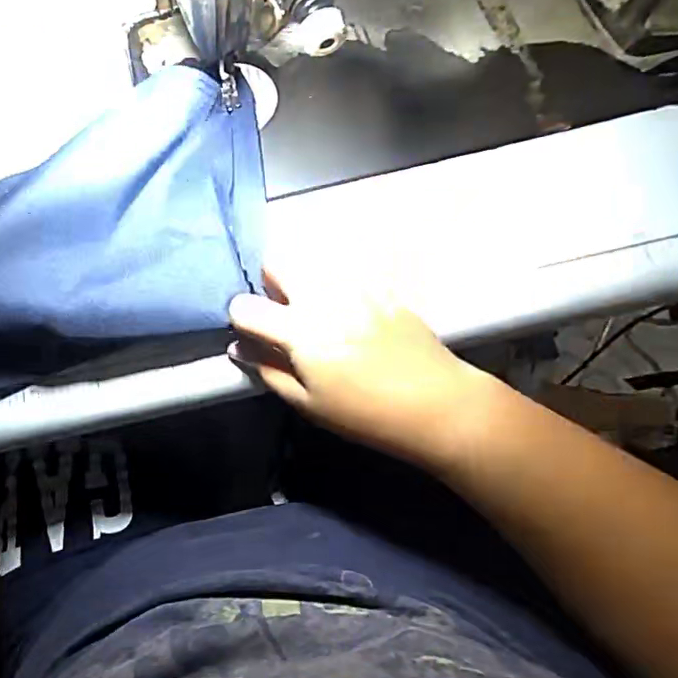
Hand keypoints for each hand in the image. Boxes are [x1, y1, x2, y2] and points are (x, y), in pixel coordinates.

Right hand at [228, 265, 494, 469]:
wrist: (436, 403)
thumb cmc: (366, 414)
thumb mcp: (309, 404)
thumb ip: (269, 370)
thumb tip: (240, 347)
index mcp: (300, 331)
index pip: (245, 306)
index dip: (241, 320)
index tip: (254, 334)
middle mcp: (324, 298)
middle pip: (277, 263)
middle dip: (270, 284)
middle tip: (284, 315)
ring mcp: (356, 287)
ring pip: (312, 265)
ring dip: (305, 284)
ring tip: (321, 317)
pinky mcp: (382, 287)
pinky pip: (347, 273)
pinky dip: (338, 287)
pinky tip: (352, 316)